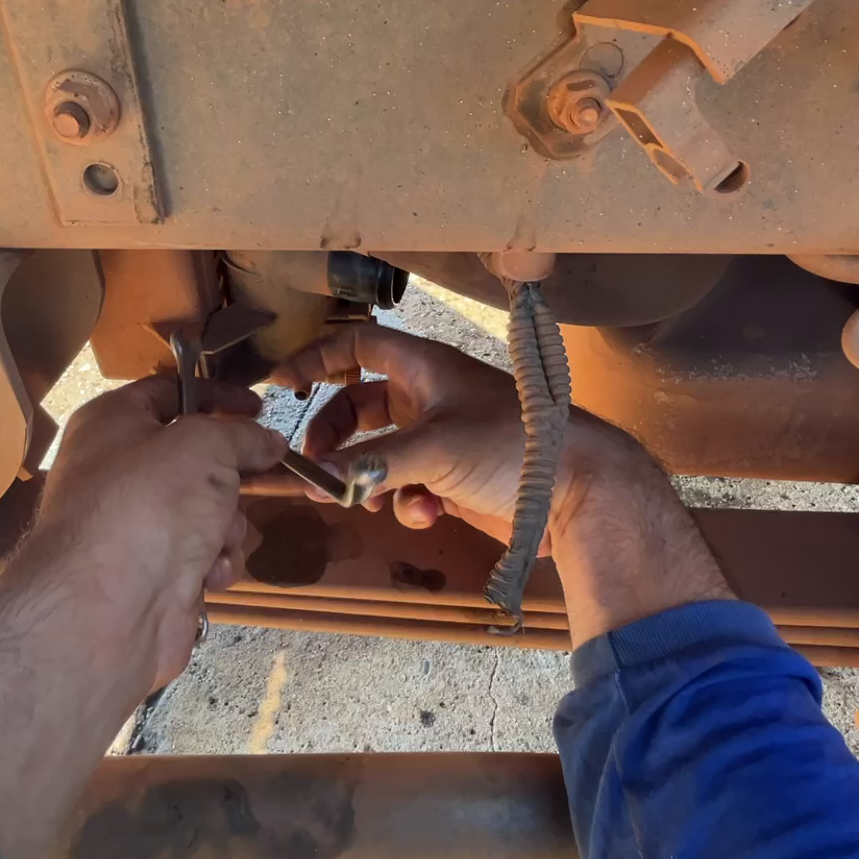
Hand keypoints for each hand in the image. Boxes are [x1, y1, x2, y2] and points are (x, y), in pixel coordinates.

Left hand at [24, 375, 286, 688]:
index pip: (169, 391)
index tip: (259, 408)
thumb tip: (270, 440)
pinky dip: (214, 560)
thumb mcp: (207, 447)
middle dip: (231, 475)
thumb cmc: (150, 503)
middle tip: (262, 474)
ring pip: (206, 508)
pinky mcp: (151, 571)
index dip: (217, 395)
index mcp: (112, 422)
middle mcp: (117, 469)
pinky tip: (211, 573)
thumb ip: (244, 435)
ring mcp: (133, 525)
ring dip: (228, 524)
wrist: (106, 611)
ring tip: (219, 538)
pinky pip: (201, 552)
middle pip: (194, 457)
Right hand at [271, 324, 731, 643]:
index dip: (316, 359)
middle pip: (358, 405)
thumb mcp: (435, 448)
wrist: (578, 490)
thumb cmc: (509, 446)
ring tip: (362, 499)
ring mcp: (440, 437)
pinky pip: (409, 482)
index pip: (357, 345)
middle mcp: (427, 396)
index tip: (279, 385)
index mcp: (423, 367)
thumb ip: (371, 464)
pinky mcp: (453, 475)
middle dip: (335, 436)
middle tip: (315, 467)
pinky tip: (425, 512)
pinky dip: (407, 499)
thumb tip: (314, 480)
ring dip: (367, 474)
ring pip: (380, 450)